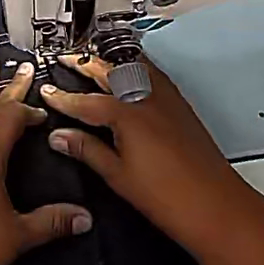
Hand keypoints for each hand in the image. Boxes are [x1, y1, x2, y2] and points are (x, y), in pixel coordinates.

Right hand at [40, 55, 256, 252]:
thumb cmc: (171, 197)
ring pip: (130, 65)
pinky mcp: (179, 102)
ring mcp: (165, 96)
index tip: (48, 92)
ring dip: (109, 59)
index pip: (84, 100)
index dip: (62, 97)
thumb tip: (61, 137)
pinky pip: (150, 72)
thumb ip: (86, 150)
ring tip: (92, 58)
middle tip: (64, 60)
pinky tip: (130, 72)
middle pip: (107, 71)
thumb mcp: (117, 176)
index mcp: (125, 113)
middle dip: (82, 64)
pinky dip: (133, 65)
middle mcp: (145, 96)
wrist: (215, 206)